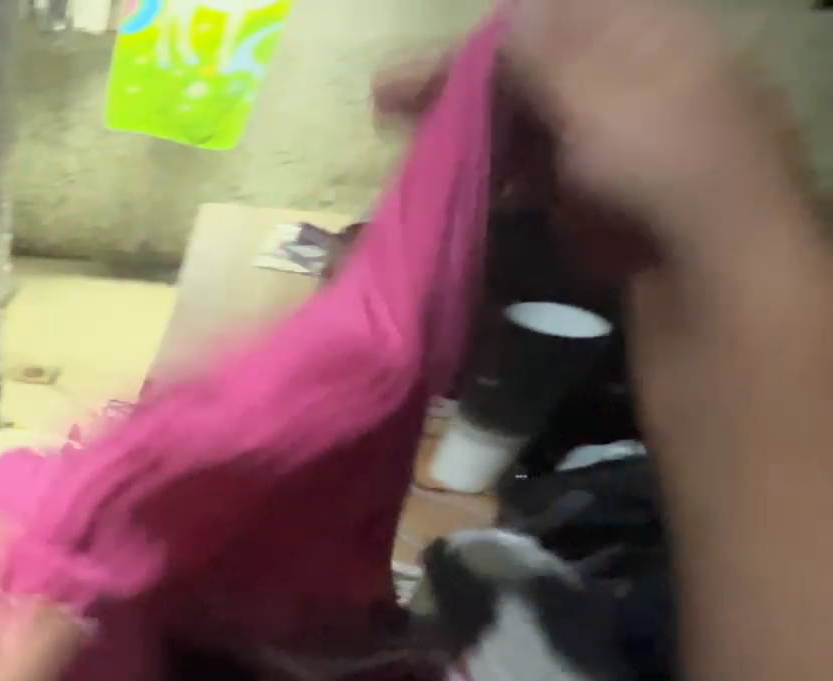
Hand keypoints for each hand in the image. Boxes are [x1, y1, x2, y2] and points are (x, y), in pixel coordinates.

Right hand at [376, 0, 811, 261]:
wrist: (696, 254)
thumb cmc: (660, 161)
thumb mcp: (601, 95)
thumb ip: (548, 55)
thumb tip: (504, 13)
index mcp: (637, 33)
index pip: (544, 16)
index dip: (479, 39)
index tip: (417, 65)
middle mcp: (614, 72)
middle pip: (519, 65)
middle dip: (454, 82)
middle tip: (386, 97)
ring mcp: (592, 129)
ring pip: (509, 113)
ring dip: (455, 123)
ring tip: (399, 131)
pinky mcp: (570, 178)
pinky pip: (511, 158)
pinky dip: (472, 161)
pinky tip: (436, 170)